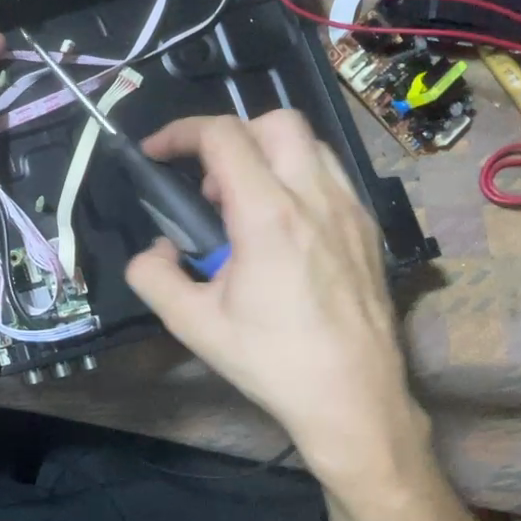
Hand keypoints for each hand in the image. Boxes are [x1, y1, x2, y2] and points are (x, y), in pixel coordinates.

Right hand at [123, 112, 424, 477]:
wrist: (352, 397)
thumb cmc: (270, 360)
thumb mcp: (191, 324)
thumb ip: (153, 276)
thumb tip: (156, 251)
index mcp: (268, 217)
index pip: (224, 137)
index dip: (180, 133)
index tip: (156, 153)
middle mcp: (316, 199)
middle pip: (276, 123)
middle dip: (230, 136)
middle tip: (205, 183)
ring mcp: (350, 211)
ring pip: (310, 144)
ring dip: (265, 154)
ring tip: (239, 203)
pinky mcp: (367, 230)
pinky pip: (331, 175)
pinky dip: (295, 177)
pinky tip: (277, 226)